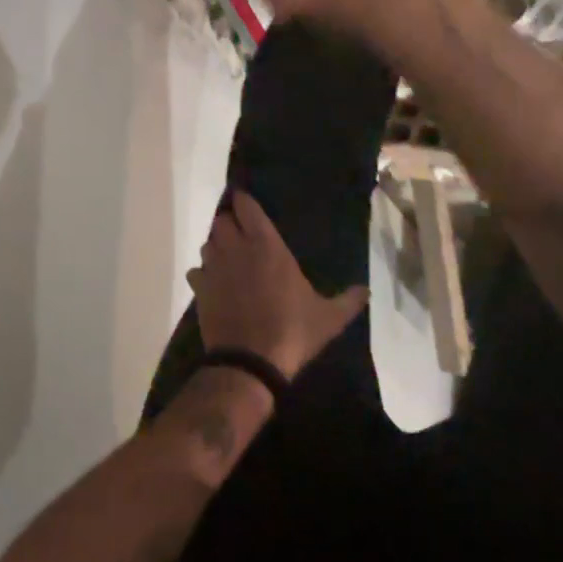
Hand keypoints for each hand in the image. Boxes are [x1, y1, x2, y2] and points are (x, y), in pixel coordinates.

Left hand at [186, 191, 367, 378]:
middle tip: (240, 233)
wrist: (250, 360)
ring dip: (216, 246)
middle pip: (221, 222)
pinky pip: (196, 271)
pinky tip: (213, 283)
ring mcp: (214, 269)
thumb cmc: (292, 332)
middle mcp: (237, 250)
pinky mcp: (200, 289)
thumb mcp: (329, 318)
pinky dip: (203, 273)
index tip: (245, 201)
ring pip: (207, 244)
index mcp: (268, 247)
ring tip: (228, 257)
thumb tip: (365, 291)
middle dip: (229, 223)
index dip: (244, 201)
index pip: (247, 208)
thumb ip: (348, 301)